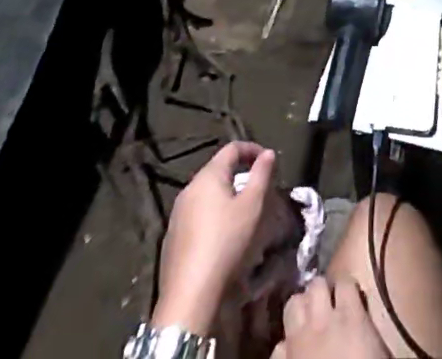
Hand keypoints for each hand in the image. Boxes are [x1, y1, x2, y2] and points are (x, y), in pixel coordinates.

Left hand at [150, 141, 277, 335]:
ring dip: (226, 193)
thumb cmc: (226, 240)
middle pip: (217, 169)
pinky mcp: (173, 235)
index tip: (268, 160)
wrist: (190, 292)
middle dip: (240, 172)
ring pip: (206, 192)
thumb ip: (261, 175)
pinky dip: (213, 212)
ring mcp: (177, 213)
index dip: (252, 149)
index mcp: (208, 176)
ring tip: (243, 210)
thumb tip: (267, 153)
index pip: (231, 149)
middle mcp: (188, 188)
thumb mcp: (252, 205)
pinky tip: (222, 233)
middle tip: (259, 187)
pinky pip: (197, 212)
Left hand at [271, 278, 389, 358]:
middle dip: (322, 291)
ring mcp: (297, 341)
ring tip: (311, 319)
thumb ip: (372, 336)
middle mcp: (321, 321)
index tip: (353, 295)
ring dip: (302, 308)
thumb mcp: (380, 355)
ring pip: (293, 304)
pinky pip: (279, 344)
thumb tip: (373, 333)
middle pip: (315, 285)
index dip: (349, 287)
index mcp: (350, 318)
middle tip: (330, 304)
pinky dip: (286, 345)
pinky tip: (295, 352)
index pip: (346, 282)